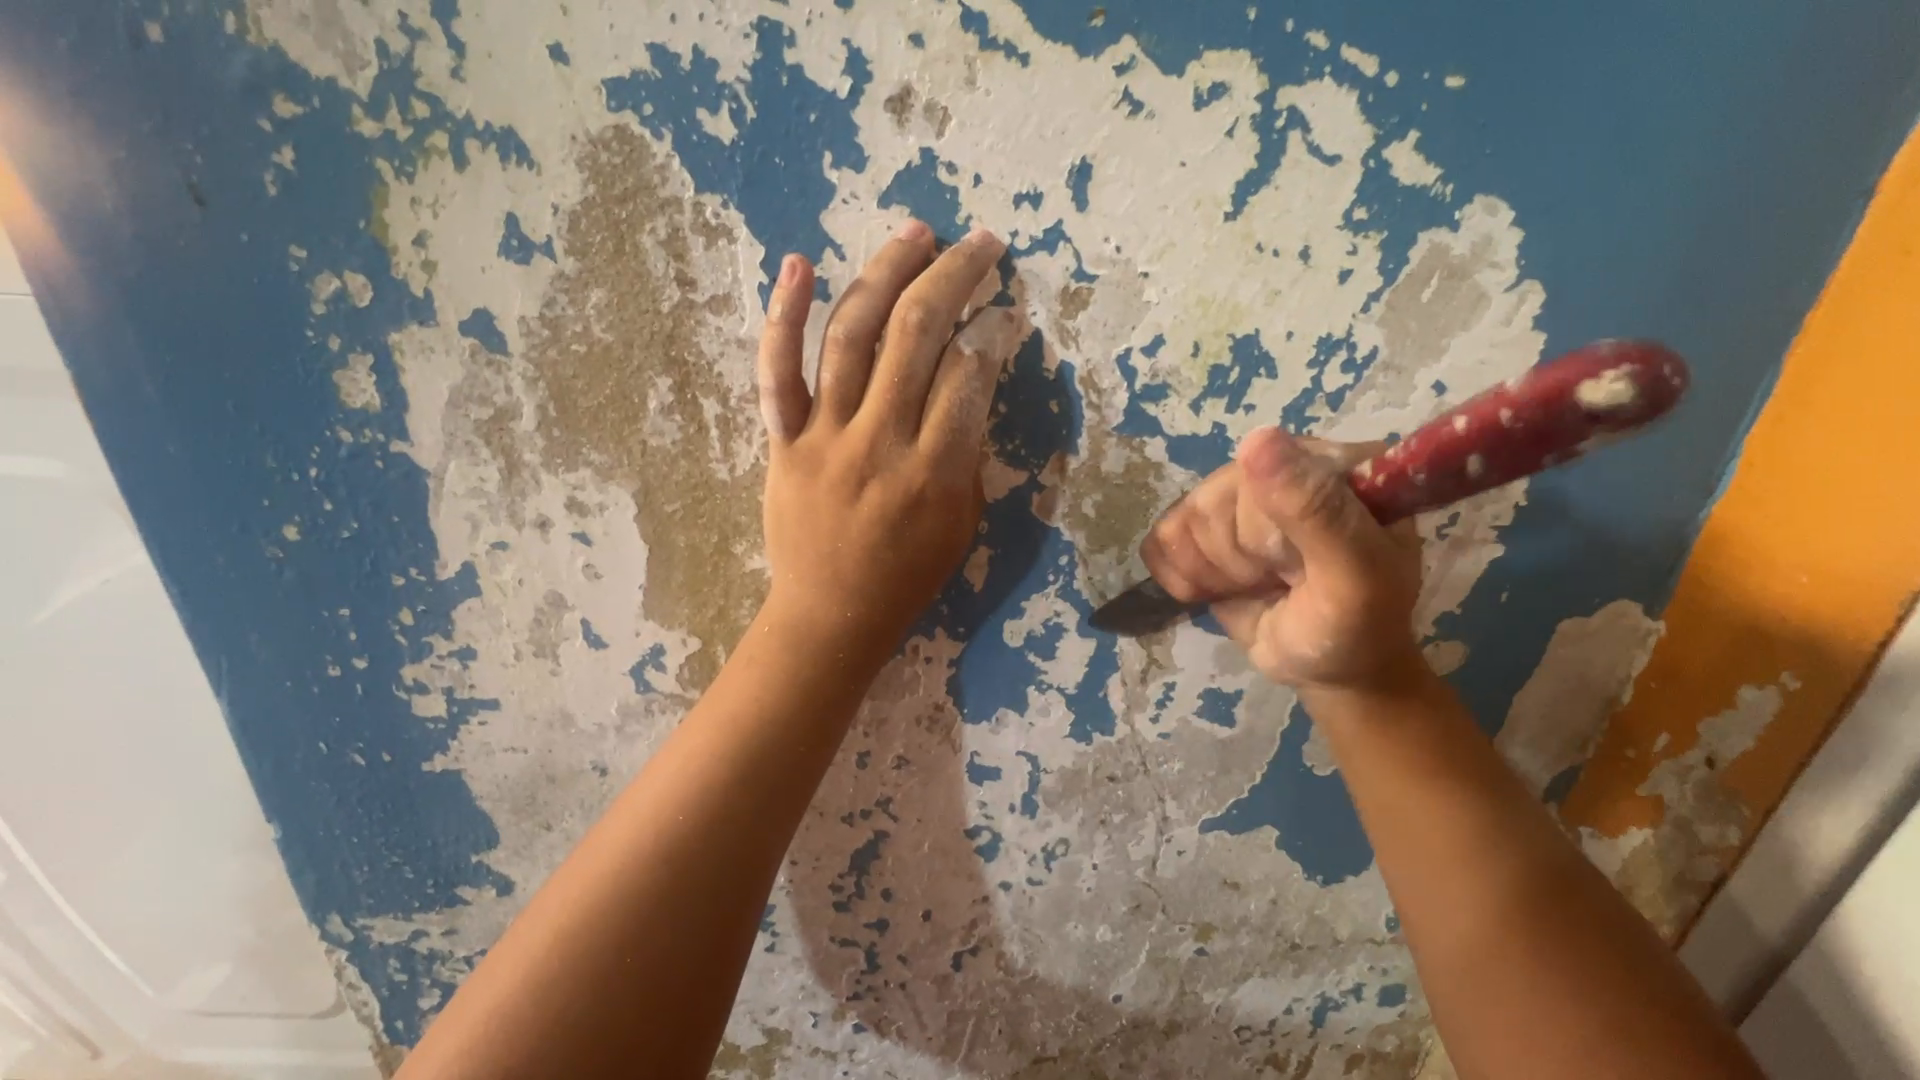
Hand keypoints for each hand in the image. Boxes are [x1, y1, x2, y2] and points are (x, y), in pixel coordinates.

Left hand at [756, 221, 1014, 656]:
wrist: (831, 615)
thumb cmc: (907, 575)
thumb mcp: (962, 523)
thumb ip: (967, 452)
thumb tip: (968, 381)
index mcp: (935, 472)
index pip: (968, 375)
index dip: (991, 330)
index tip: (1003, 308)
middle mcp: (879, 442)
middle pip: (917, 335)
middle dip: (955, 277)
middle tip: (980, 243)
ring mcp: (824, 437)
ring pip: (853, 334)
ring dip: (887, 273)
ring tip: (916, 233)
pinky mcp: (782, 440)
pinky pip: (777, 372)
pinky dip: (785, 316)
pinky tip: (799, 263)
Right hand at [1141, 428, 1425, 694]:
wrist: (1326, 670)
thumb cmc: (1353, 631)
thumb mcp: (1353, 581)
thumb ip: (1317, 512)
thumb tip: (1257, 438)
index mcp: (1336, 462)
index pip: (1260, 471)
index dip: (1263, 531)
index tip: (1299, 568)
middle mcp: (1288, 463)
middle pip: (1215, 496)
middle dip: (1239, 556)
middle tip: (1279, 582)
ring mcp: (1243, 492)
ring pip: (1187, 517)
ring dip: (1214, 570)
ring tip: (1257, 586)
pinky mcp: (1206, 522)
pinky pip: (1164, 536)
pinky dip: (1184, 575)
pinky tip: (1224, 587)